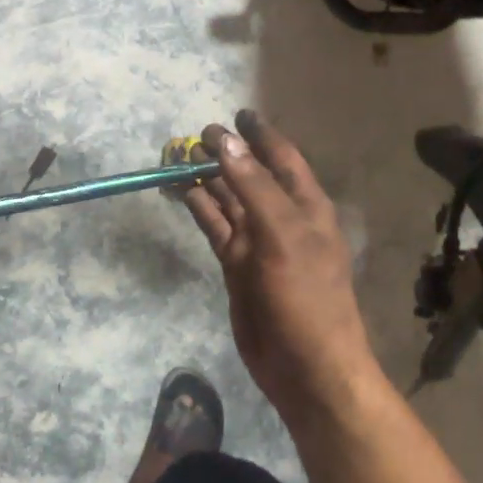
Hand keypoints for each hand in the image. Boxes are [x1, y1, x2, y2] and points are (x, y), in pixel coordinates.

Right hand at [184, 111, 377, 416]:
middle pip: (250, 175)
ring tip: (176, 154)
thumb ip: (253, 186)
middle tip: (194, 134)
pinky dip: (197, 206)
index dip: (261, 135)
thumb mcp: (283, 234)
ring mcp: (257, 243)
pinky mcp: (236, 265)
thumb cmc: (306, 297)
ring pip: (227, 199)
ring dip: (205, 177)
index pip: (282, 159)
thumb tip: (226, 141)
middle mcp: (282, 219)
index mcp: (306, 207)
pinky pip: (214, 225)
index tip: (237, 113)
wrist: (306, 368)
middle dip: (226, 154)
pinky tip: (179, 190)